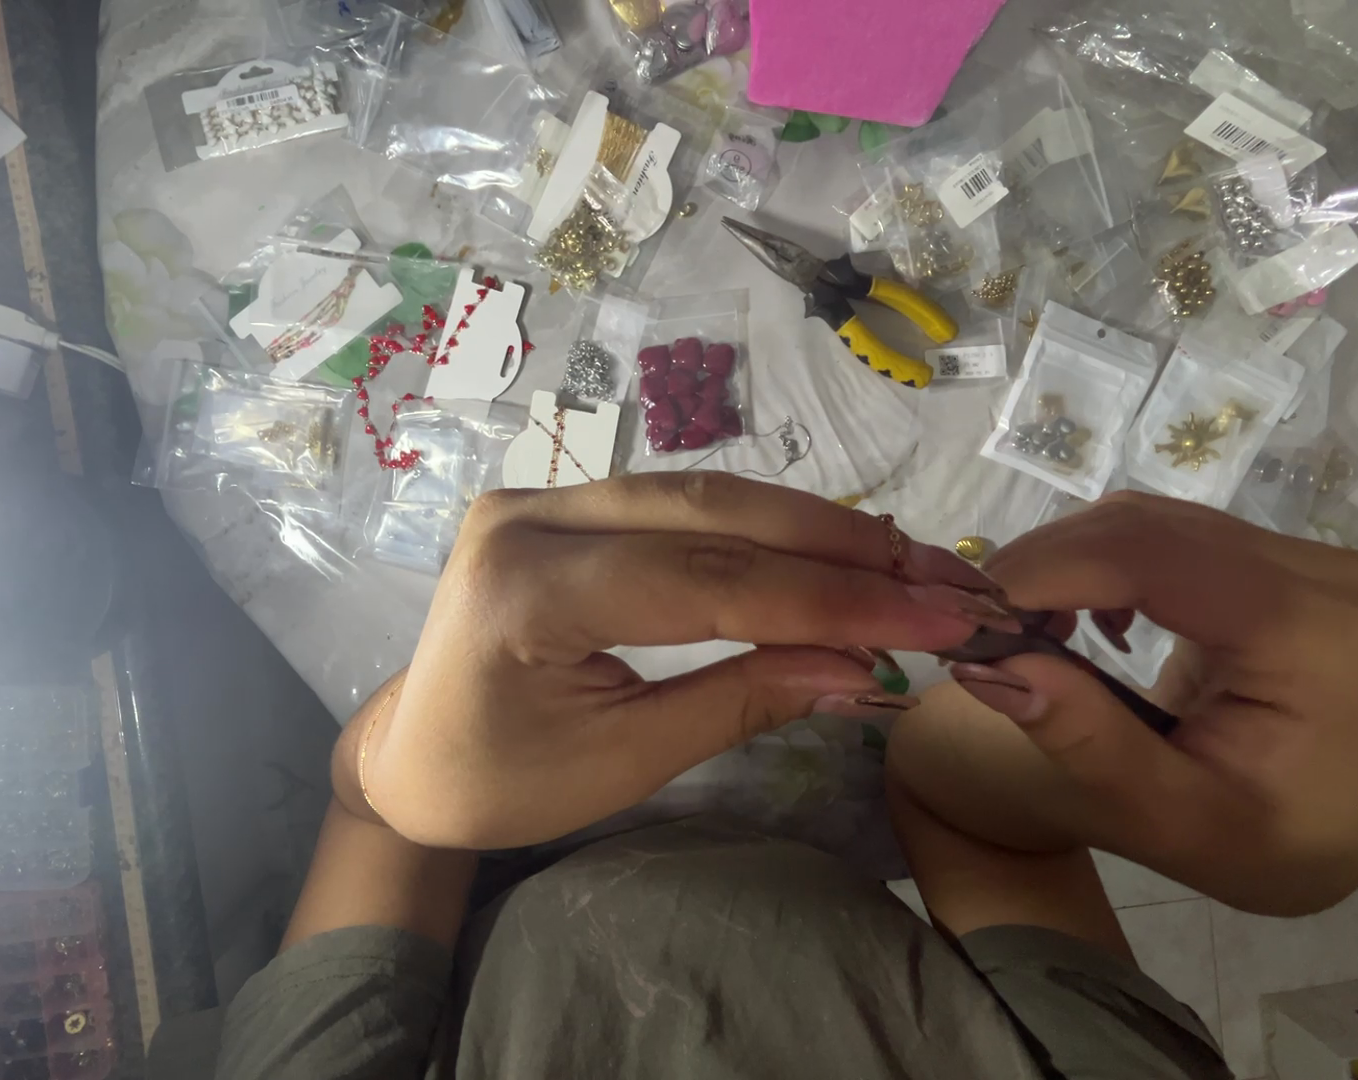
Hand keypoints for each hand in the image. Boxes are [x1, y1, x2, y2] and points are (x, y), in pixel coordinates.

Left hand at [336, 472, 1011, 849]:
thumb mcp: (626, 758)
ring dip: (810, 528)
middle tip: (942, 577)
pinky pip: (679, 504)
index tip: (937, 617)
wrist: (415, 757)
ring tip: (904, 562)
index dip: (831, 601)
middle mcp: (531, 516)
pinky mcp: (562, 504)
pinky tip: (825, 543)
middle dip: (838, 549)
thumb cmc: (503, 782)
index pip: (707, 582)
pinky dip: (760, 527)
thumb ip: (744, 698)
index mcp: (529, 591)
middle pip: (713, 516)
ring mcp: (543, 497)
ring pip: (703, 496)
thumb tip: (866, 669)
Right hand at [895, 492, 1357, 915]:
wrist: (1313, 833)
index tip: (966, 613)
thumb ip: (1086, 742)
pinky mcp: (1272, 560)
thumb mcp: (1165, 820)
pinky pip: (1153, 534)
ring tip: (1016, 629)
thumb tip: (989, 666)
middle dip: (1040, 568)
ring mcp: (1304, 561)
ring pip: (1139, 522)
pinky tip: (1072, 618)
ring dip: (1057, 565)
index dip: (1051, 572)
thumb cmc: (1250, 838)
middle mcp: (1330, 580)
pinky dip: (1086, 565)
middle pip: (1144, 531)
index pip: (1162, 563)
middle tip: (974, 627)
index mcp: (1326, 642)